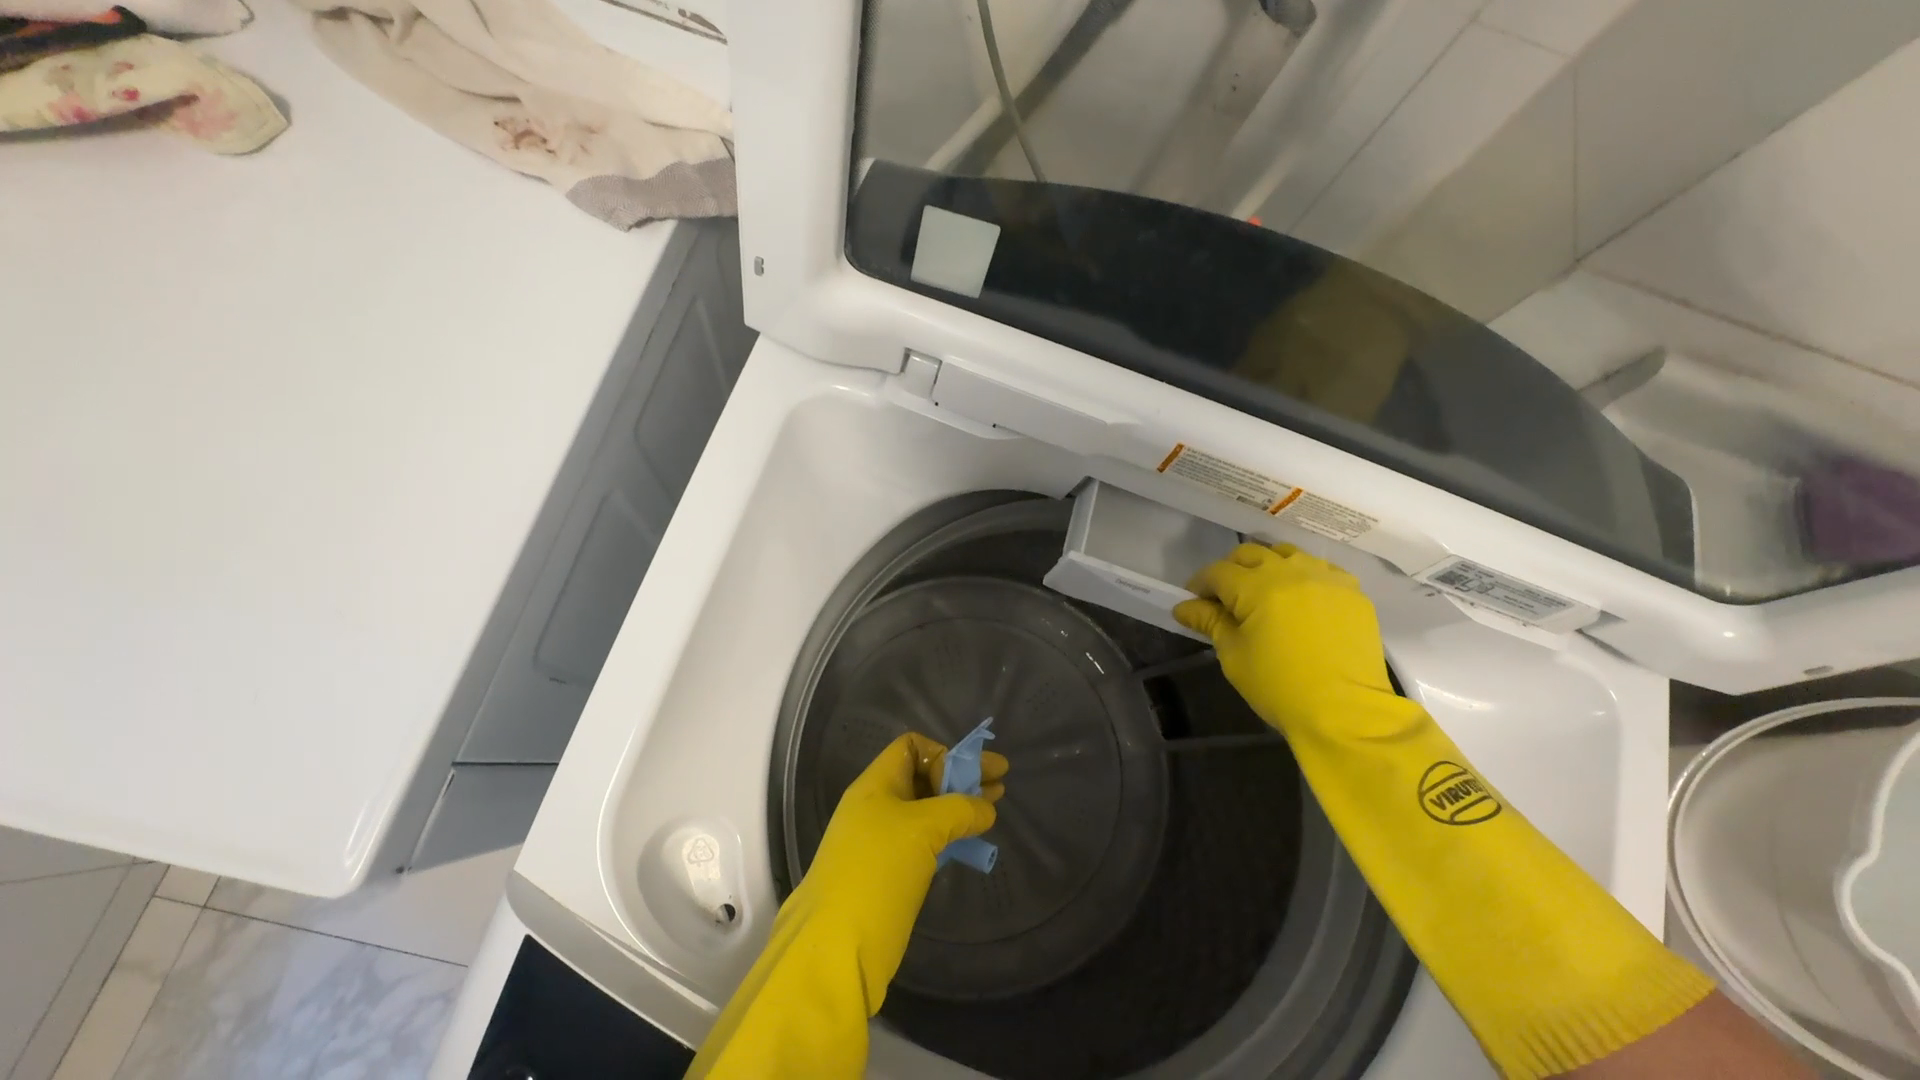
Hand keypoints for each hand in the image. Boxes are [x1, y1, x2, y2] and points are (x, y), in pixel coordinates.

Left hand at [802, 733, 1007, 994]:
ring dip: (958, 807)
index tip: (975, 773)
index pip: (910, 747)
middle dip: (960, 778)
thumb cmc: (877, 872)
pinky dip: (948, 835)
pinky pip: (924, 840)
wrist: (837, 945)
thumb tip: (985, 808)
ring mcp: (881, 841)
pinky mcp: (889, 873)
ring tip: (993, 812)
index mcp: (875, 785)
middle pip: (921, 777)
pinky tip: (971, 843)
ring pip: (925, 811)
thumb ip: (958, 809)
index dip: (943, 753)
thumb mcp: (922, 828)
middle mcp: (876, 807)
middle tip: (1001, 785)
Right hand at [1173, 543, 1393, 733]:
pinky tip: (1302, 600)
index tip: (1193, 602)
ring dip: (1269, 567)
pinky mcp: (1352, 591)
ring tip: (1266, 593)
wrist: (1344, 712)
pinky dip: (1304, 577)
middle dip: (1231, 571)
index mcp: (1257, 587)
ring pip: (1288, 555)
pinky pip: (1322, 570)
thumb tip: (1185, 607)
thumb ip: (1211, 623)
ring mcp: (1326, 578)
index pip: (1218, 572)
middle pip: (1251, 554)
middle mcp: (1291, 572)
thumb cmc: (1279, 687)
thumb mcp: (1234, 656)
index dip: (1200, 584)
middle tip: (1226, 597)